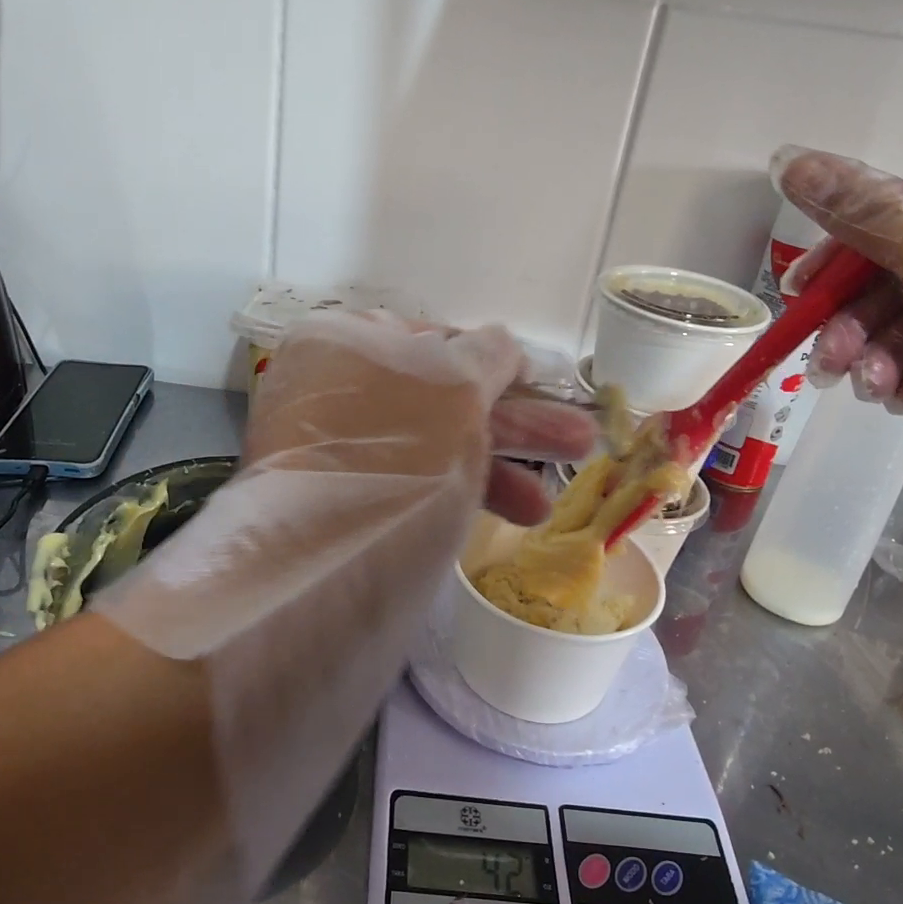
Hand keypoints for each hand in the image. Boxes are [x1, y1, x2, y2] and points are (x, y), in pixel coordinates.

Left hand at [243, 312, 597, 526]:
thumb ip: (487, 355)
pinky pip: (414, 484)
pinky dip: (459, 494)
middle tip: (578, 443)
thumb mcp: (456, 386)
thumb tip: (500, 346)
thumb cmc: (397, 452)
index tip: (537, 384)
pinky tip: (507, 518)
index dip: (492, 359)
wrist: (324, 565)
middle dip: (515, 420)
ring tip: (544, 507)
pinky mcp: (344, 504)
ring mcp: (335, 451)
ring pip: (431, 444)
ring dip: (498, 466)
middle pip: (440, 395)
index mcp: (344, 339)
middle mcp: (333, 390)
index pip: (432, 338)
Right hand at [771, 146, 902, 582]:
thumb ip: (864, 212)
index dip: (842, 258)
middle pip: (898, 277)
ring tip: (869, 391)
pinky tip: (900, 400)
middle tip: (826, 366)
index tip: (799, 295)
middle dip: (857, 325)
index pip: (899, 216)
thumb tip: (790, 160)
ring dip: (879, 358)